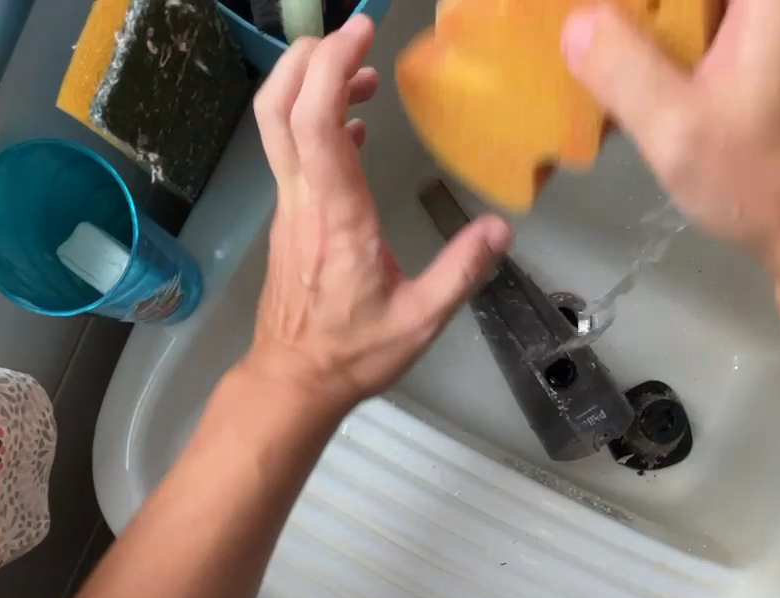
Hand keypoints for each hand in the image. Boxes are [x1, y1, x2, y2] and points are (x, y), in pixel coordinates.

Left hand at [247, 16, 512, 410]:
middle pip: (278, 105)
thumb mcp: (420, 320)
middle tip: (354, 41)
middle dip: (308, 57)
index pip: (315, 119)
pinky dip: (314, 126)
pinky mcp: (287, 224)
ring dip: (310, 87)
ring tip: (363, 82)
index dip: (333, 64)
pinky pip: (291, 156)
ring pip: (278, 127)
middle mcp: (303, 202)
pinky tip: (352, 135)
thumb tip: (501, 230)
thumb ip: (461, 272)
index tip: (364, 32)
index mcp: (337, 217)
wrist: (295, 380)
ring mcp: (289, 211)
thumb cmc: (354, 354)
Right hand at [562, 0, 779, 265]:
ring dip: (658, 19)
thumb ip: (622, 69)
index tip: (600, 17)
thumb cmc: (760, 181)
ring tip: (613, 47)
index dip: (644, 0)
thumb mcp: (676, 131)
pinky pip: (721, 19)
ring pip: (707, 5)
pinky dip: (681, 36)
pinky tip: (649, 72)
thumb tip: (576, 24)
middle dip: (645, 7)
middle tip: (600, 29)